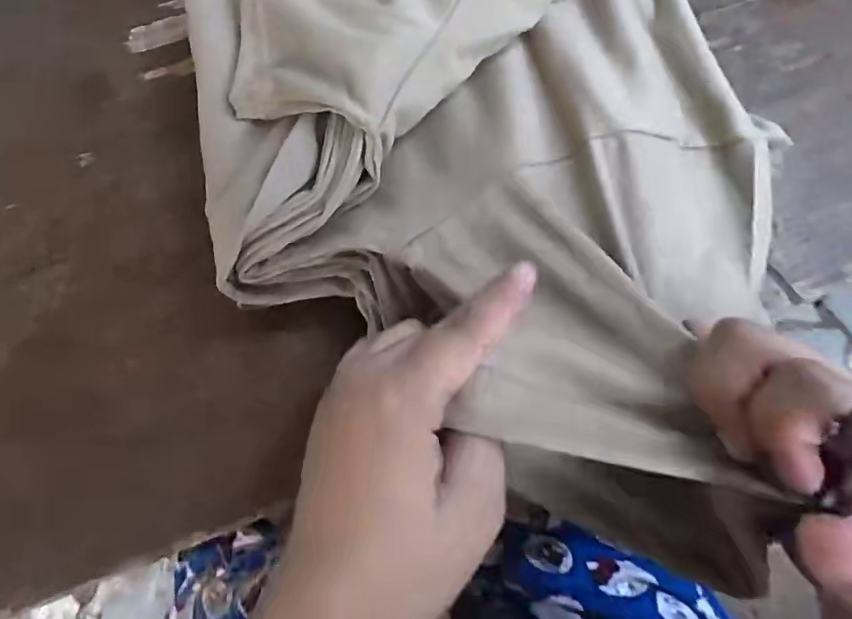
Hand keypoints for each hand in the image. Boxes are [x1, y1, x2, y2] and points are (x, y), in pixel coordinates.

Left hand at [259, 263, 535, 618]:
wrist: (326, 602)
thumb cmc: (405, 563)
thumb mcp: (472, 511)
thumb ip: (483, 440)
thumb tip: (466, 406)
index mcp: (400, 397)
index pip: (459, 336)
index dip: (497, 302)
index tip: (525, 267)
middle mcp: (363, 375)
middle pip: (425, 331)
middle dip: (461, 341)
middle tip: (490, 377)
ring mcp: (338, 386)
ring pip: (396, 338)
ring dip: (428, 351)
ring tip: (453, 393)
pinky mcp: (327, 403)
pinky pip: (373, 357)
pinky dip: (401, 362)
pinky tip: (415, 401)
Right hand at [690, 319, 851, 618]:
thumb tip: (823, 535)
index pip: (822, 386)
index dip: (785, 423)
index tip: (793, 486)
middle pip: (763, 344)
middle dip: (734, 397)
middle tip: (749, 461)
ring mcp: (816, 395)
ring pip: (734, 341)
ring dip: (717, 392)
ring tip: (741, 453)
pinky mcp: (781, 399)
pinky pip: (724, 360)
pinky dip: (707, 384)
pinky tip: (724, 430)